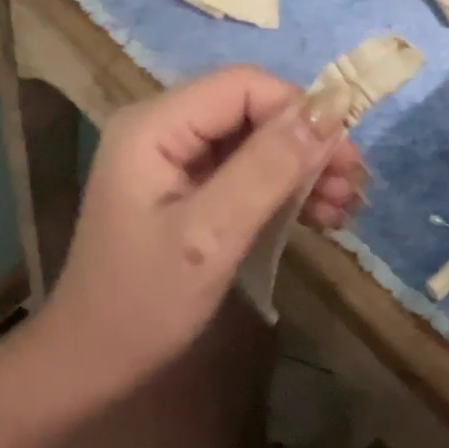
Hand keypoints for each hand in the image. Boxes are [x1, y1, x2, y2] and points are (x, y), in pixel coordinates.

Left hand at [44, 66, 360, 382]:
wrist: (93, 362)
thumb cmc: (144, 302)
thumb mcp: (210, 236)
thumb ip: (266, 169)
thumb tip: (328, 111)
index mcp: (153, 126)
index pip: (243, 86)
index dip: (300, 111)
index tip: (345, 158)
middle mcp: (161, 129)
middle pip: (251, 111)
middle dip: (307, 144)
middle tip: (355, 188)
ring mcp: (172, 161)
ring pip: (254, 142)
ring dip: (303, 170)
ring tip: (346, 210)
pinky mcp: (185, 192)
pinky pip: (244, 173)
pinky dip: (283, 191)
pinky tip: (321, 219)